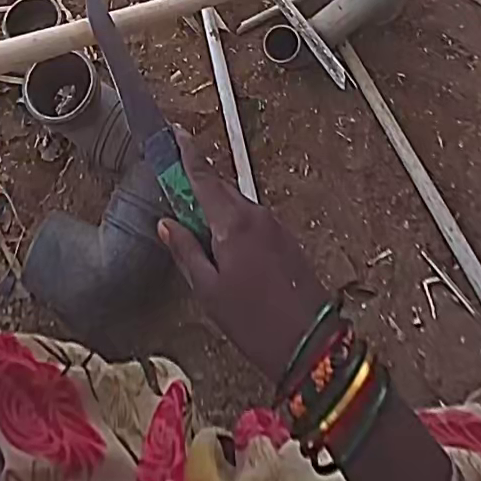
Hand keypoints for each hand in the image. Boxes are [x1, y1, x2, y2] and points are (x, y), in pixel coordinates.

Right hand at [157, 127, 330, 378]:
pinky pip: (252, 220)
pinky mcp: (286, 239)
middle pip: (219, 188)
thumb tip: (165, 224)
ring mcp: (274, 225)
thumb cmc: (256, 322)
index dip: (186, 152)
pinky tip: (229, 253)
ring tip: (203, 240)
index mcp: (232, 223)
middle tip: (177, 199)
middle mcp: (255, 215)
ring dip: (216, 211)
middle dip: (197, 188)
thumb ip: (185, 250)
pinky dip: (234, 225)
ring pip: (236, 205)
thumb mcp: (208, 290)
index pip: (203, 176)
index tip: (175, 132)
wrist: (315, 348)